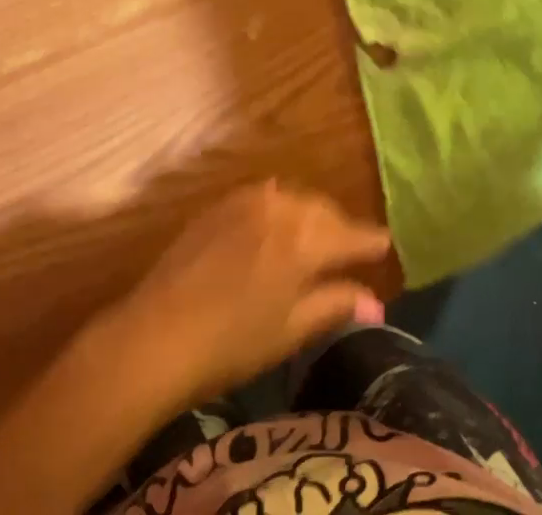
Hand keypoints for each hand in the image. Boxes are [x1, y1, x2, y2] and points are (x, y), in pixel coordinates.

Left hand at [117, 181, 390, 398]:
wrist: (155, 335)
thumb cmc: (232, 342)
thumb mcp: (292, 329)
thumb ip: (335, 304)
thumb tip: (375, 301)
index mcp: (306, 238)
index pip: (353, 235)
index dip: (371, 243)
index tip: (387, 247)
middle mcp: (280, 207)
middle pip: (324, 211)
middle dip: (340, 229)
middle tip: (352, 250)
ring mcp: (244, 202)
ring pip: (293, 201)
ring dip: (309, 217)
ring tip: (314, 241)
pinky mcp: (216, 207)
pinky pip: (263, 199)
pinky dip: (279, 212)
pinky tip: (274, 231)